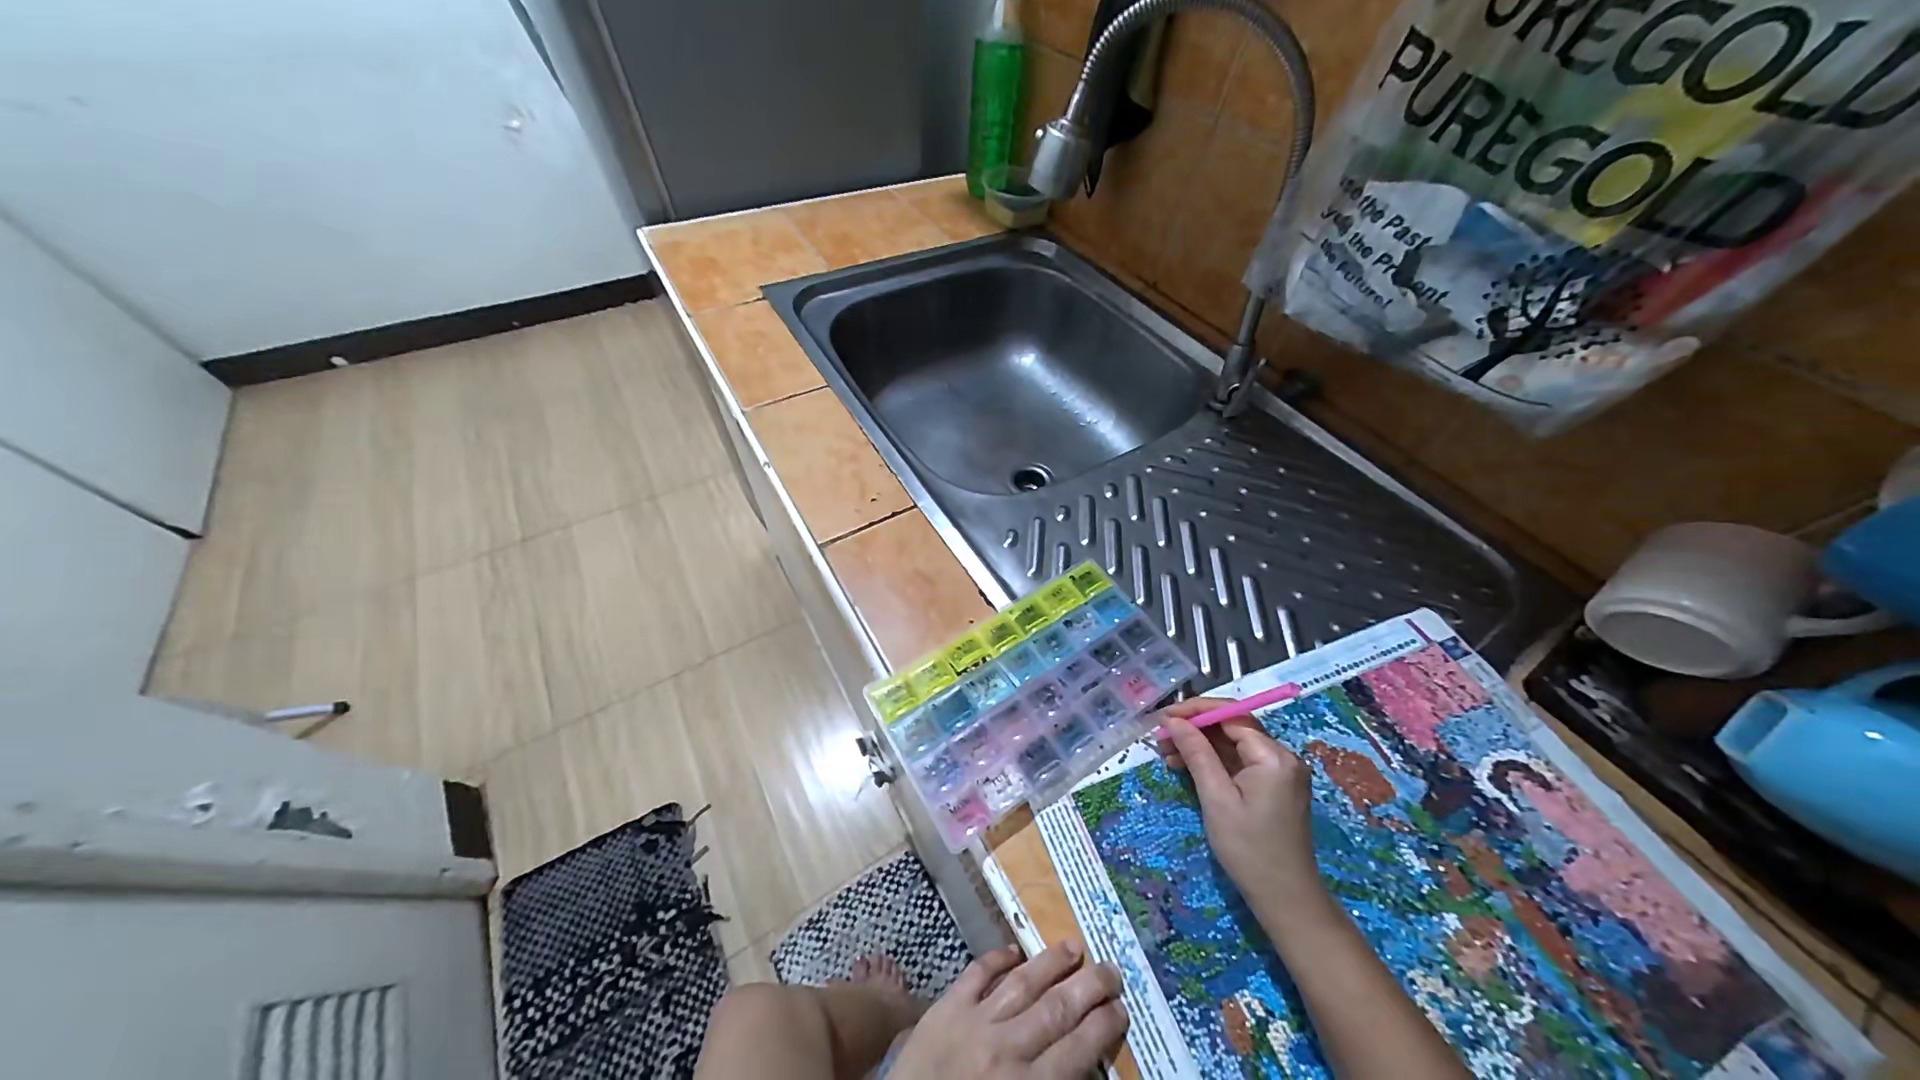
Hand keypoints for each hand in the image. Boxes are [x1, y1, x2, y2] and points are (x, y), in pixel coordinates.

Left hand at [887, 941, 1127, 1079]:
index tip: (1121, 1007)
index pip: (1079, 1048)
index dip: (1104, 1024)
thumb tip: (1080, 1061)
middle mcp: (1007, 1050)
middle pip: (1058, 1009)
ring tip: (1074, 945)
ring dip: (1051, 963)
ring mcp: (974, 1023)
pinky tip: (1014, 949)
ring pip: (1023, 983)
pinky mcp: (945, 1009)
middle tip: (1112, 968)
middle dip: (1090, 987)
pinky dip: (996, 958)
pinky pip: (976, 974)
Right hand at [1155, 698, 1320, 900]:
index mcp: (1273, 756)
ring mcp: (1281, 772)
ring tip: (1167, 755)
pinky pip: (1241, 761)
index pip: (1230, 715)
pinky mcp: (1275, 786)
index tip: (1163, 718)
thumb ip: (1197, 754)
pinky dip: (1215, 761)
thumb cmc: (1248, 849)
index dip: (1195, 711)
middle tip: (1160, 739)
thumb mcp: (1216, 798)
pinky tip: (1189, 768)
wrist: (1285, 898)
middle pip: (1233, 726)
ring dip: (1201, 745)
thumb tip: (1174, 721)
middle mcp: (1283, 756)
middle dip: (1195, 729)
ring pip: (1234, 744)